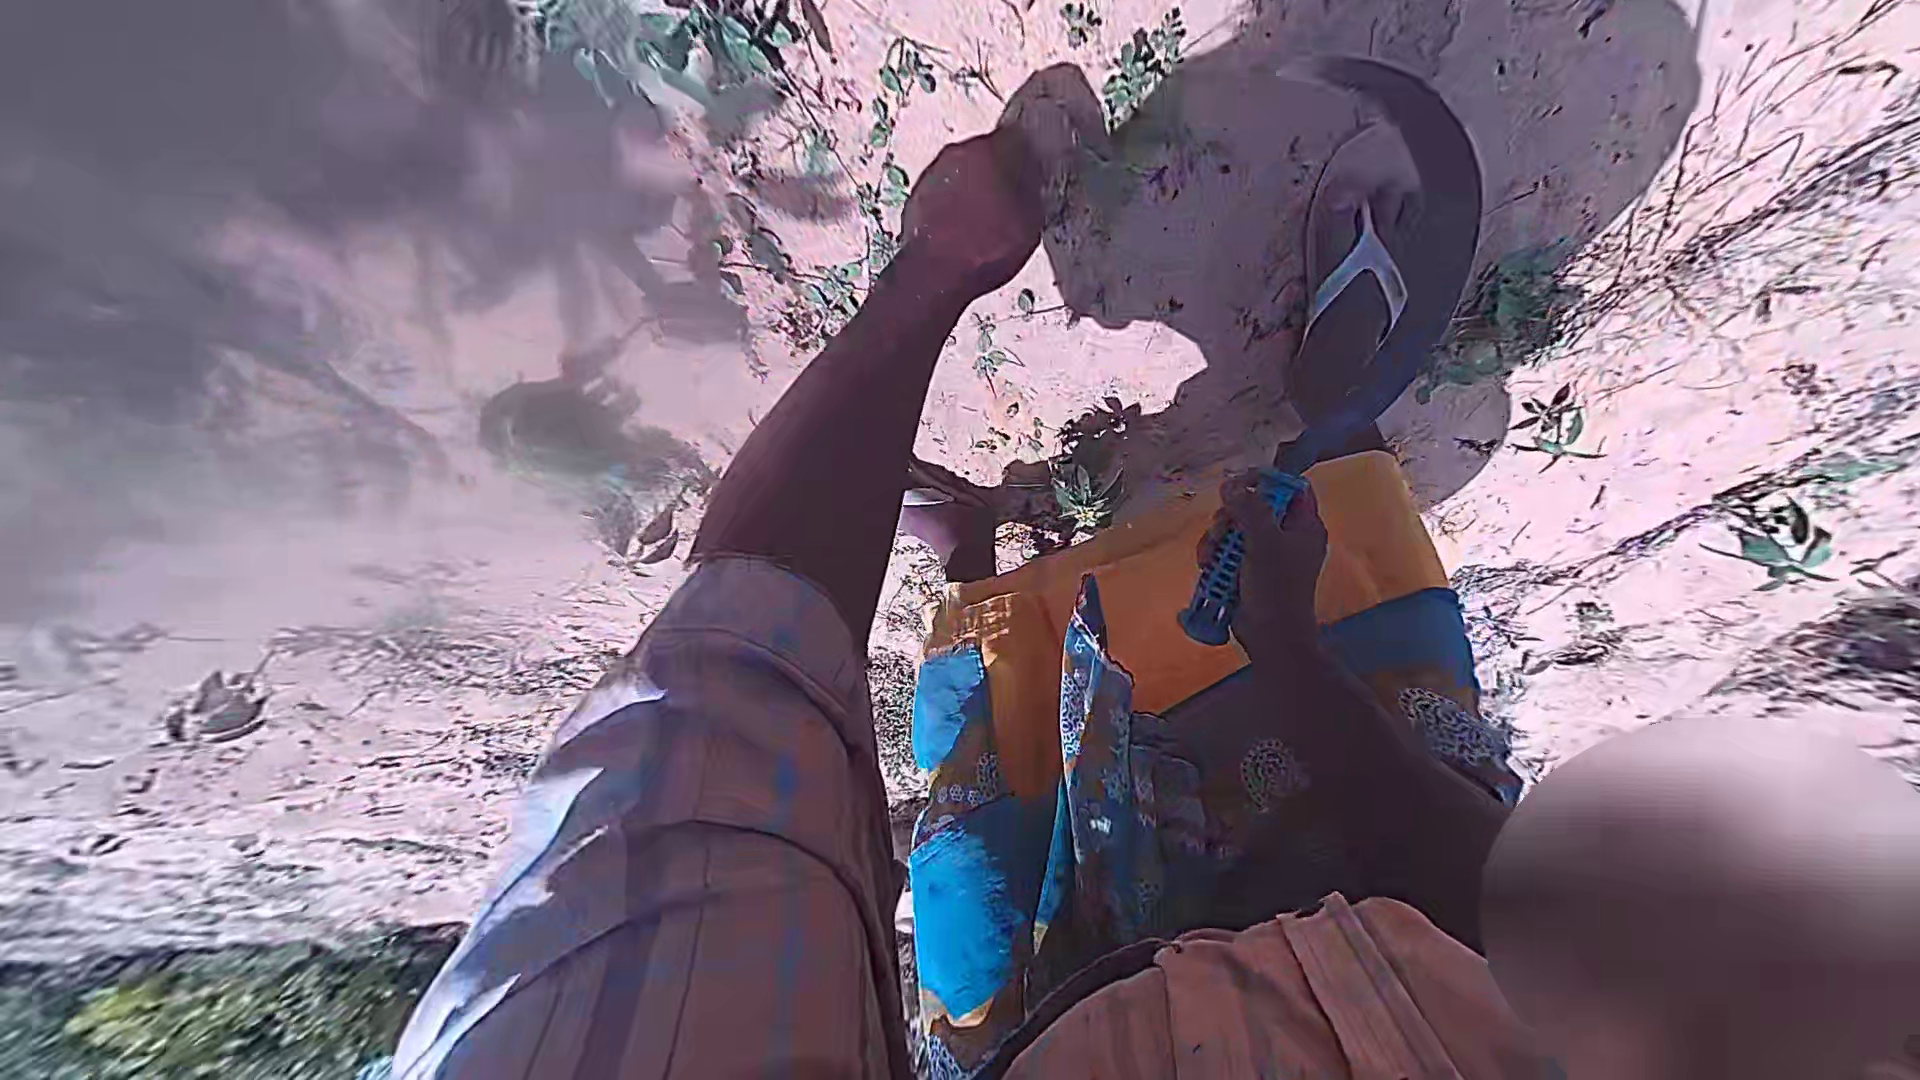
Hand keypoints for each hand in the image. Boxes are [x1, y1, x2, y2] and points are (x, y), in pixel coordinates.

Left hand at [899, 127, 1042, 298]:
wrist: (938, 275)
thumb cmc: (980, 251)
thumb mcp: (1029, 225)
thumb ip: (1032, 194)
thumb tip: (1033, 187)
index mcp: (991, 149)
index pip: (1015, 139)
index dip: (1026, 160)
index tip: (1030, 175)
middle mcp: (958, 154)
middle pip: (983, 155)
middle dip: (996, 176)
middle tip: (1008, 204)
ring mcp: (933, 176)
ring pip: (960, 175)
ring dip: (971, 192)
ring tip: (984, 225)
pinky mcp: (916, 200)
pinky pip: (940, 197)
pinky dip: (950, 209)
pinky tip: (961, 234)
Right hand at [1198, 470, 1328, 656]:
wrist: (1269, 635)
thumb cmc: (1276, 587)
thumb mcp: (1264, 542)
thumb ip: (1249, 509)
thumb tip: (1230, 484)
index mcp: (1304, 526)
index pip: (1289, 487)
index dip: (1265, 481)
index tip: (1239, 484)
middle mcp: (1286, 537)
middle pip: (1253, 507)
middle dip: (1230, 516)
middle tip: (1222, 528)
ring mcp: (1264, 554)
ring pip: (1233, 529)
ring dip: (1216, 538)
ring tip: (1210, 555)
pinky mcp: (1245, 570)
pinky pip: (1225, 550)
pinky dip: (1213, 555)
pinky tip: (1207, 565)